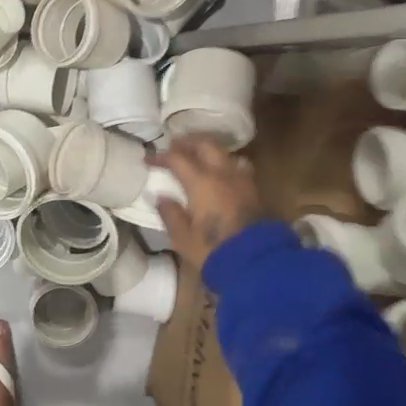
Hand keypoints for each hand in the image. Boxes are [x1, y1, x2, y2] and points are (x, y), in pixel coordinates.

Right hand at [152, 135, 263, 273]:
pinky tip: (220, 174)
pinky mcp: (255, 191)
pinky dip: (224, 163)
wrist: (257, 264)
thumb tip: (162, 197)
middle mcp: (223, 174)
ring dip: (208, 150)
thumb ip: (170, 213)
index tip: (148, 160)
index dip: (160, 157)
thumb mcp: (183, 237)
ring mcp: (242, 181)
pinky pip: (238, 166)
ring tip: (197, 157)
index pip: (177, 159)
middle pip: (205, 144)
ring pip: (225, 153)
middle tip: (174, 146)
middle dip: (188, 142)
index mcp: (202, 182)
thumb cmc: (214, 251)